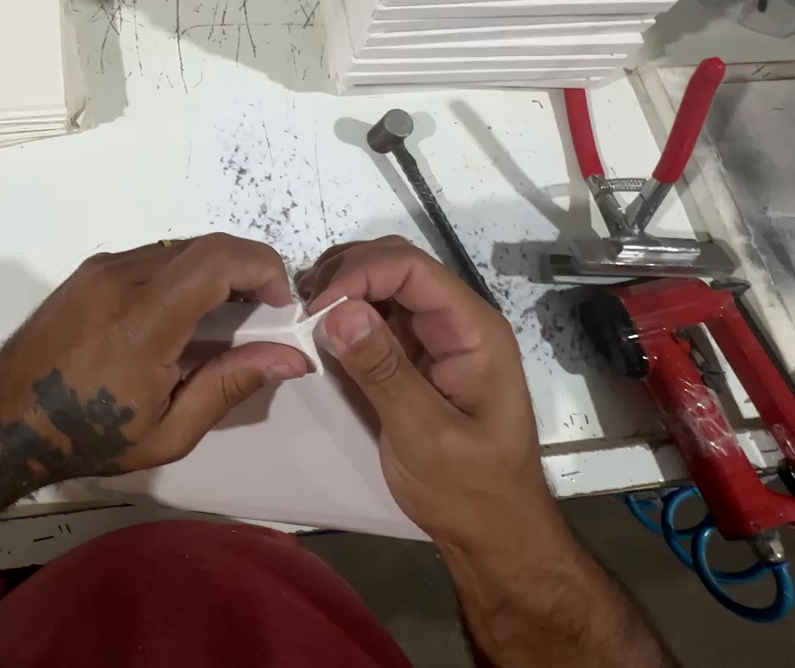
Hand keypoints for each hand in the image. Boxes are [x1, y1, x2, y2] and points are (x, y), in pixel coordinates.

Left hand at [0, 234, 313, 480]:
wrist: (5, 418)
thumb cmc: (90, 436)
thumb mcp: (169, 430)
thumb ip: (230, 385)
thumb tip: (291, 358)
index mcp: (145, 321)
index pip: (218, 260)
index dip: (263, 267)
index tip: (281, 303)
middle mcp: (122, 277)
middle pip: (205, 246)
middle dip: (247, 269)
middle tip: (263, 313)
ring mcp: (102, 267)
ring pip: (180, 248)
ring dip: (215, 271)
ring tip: (225, 318)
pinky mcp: (91, 269)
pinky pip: (153, 256)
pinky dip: (184, 273)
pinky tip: (183, 313)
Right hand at [301, 236, 554, 544]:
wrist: (491, 532)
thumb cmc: (470, 490)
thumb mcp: (426, 436)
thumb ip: (384, 371)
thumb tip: (339, 312)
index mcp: (472, 329)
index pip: (411, 268)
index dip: (359, 274)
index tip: (316, 308)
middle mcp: (454, 319)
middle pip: (395, 263)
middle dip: (345, 272)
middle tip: (302, 306)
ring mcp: (432, 333)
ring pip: (381, 279)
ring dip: (340, 285)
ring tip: (305, 312)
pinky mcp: (411, 351)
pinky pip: (374, 311)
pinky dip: (342, 309)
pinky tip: (318, 327)